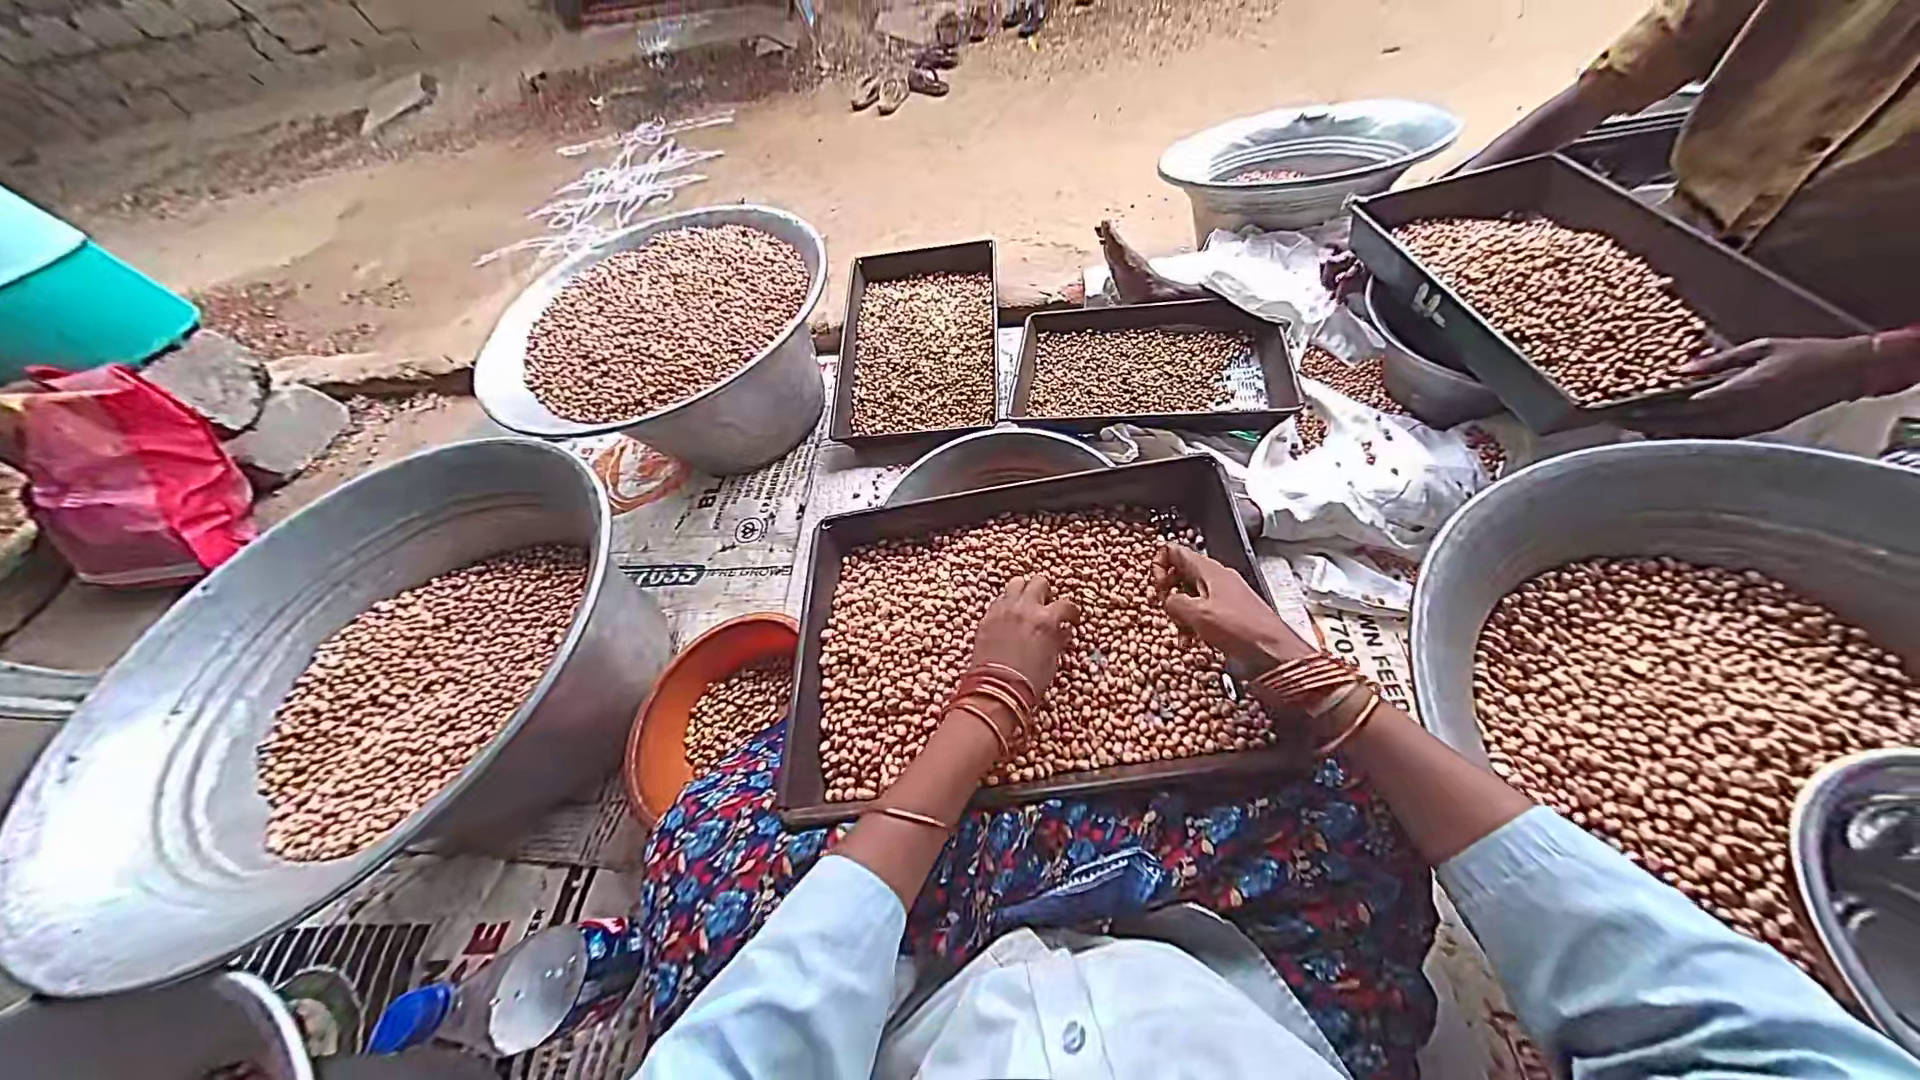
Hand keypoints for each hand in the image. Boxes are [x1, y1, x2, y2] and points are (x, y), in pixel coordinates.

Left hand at [969, 573, 1079, 694]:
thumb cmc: (1029, 680)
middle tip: (1046, 606)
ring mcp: (1004, 610)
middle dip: (1045, 592)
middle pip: (1039, 582)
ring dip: (1023, 591)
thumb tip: (1063, 631)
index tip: (1071, 618)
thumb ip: (1058, 639)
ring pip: (1016, 583)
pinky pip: (999, 600)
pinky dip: (1006, 604)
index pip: (1065, 604)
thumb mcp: (1052, 660)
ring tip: (1026, 605)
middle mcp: (1025, 608)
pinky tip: (1009, 616)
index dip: (1071, 611)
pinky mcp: (987, 617)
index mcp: (1046, 620)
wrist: (996, 689)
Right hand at [1153, 545, 1312, 668]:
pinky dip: (1192, 623)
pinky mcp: (1229, 614)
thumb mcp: (1198, 614)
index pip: (1174, 551)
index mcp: (1209, 571)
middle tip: (1163, 608)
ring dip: (1179, 612)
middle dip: (1167, 591)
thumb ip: (1174, 602)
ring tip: (1180, 631)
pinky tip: (1191, 640)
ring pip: (1190, 595)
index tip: (1157, 587)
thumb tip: (1166, 600)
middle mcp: (1217, 579)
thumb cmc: (1241, 629)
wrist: (1274, 652)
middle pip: (1181, 573)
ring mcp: (1224, 596)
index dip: (1159, 565)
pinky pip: (1202, 612)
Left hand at [1620, 336, 1876, 437]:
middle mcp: (1737, 414)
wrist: (1852, 371)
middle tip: (1616, 421)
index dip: (1648, 411)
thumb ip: (1717, 361)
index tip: (1621, 410)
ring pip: (1690, 434)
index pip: (1680, 408)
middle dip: (1643, 424)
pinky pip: (1708, 437)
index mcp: (1737, 393)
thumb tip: (1680, 369)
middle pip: (1678, 425)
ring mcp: (1744, 426)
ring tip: (1632, 427)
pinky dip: (1683, 435)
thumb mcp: (1759, 349)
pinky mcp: (1751, 430)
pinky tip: (1665, 431)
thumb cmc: (1806, 356)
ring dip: (1659, 431)